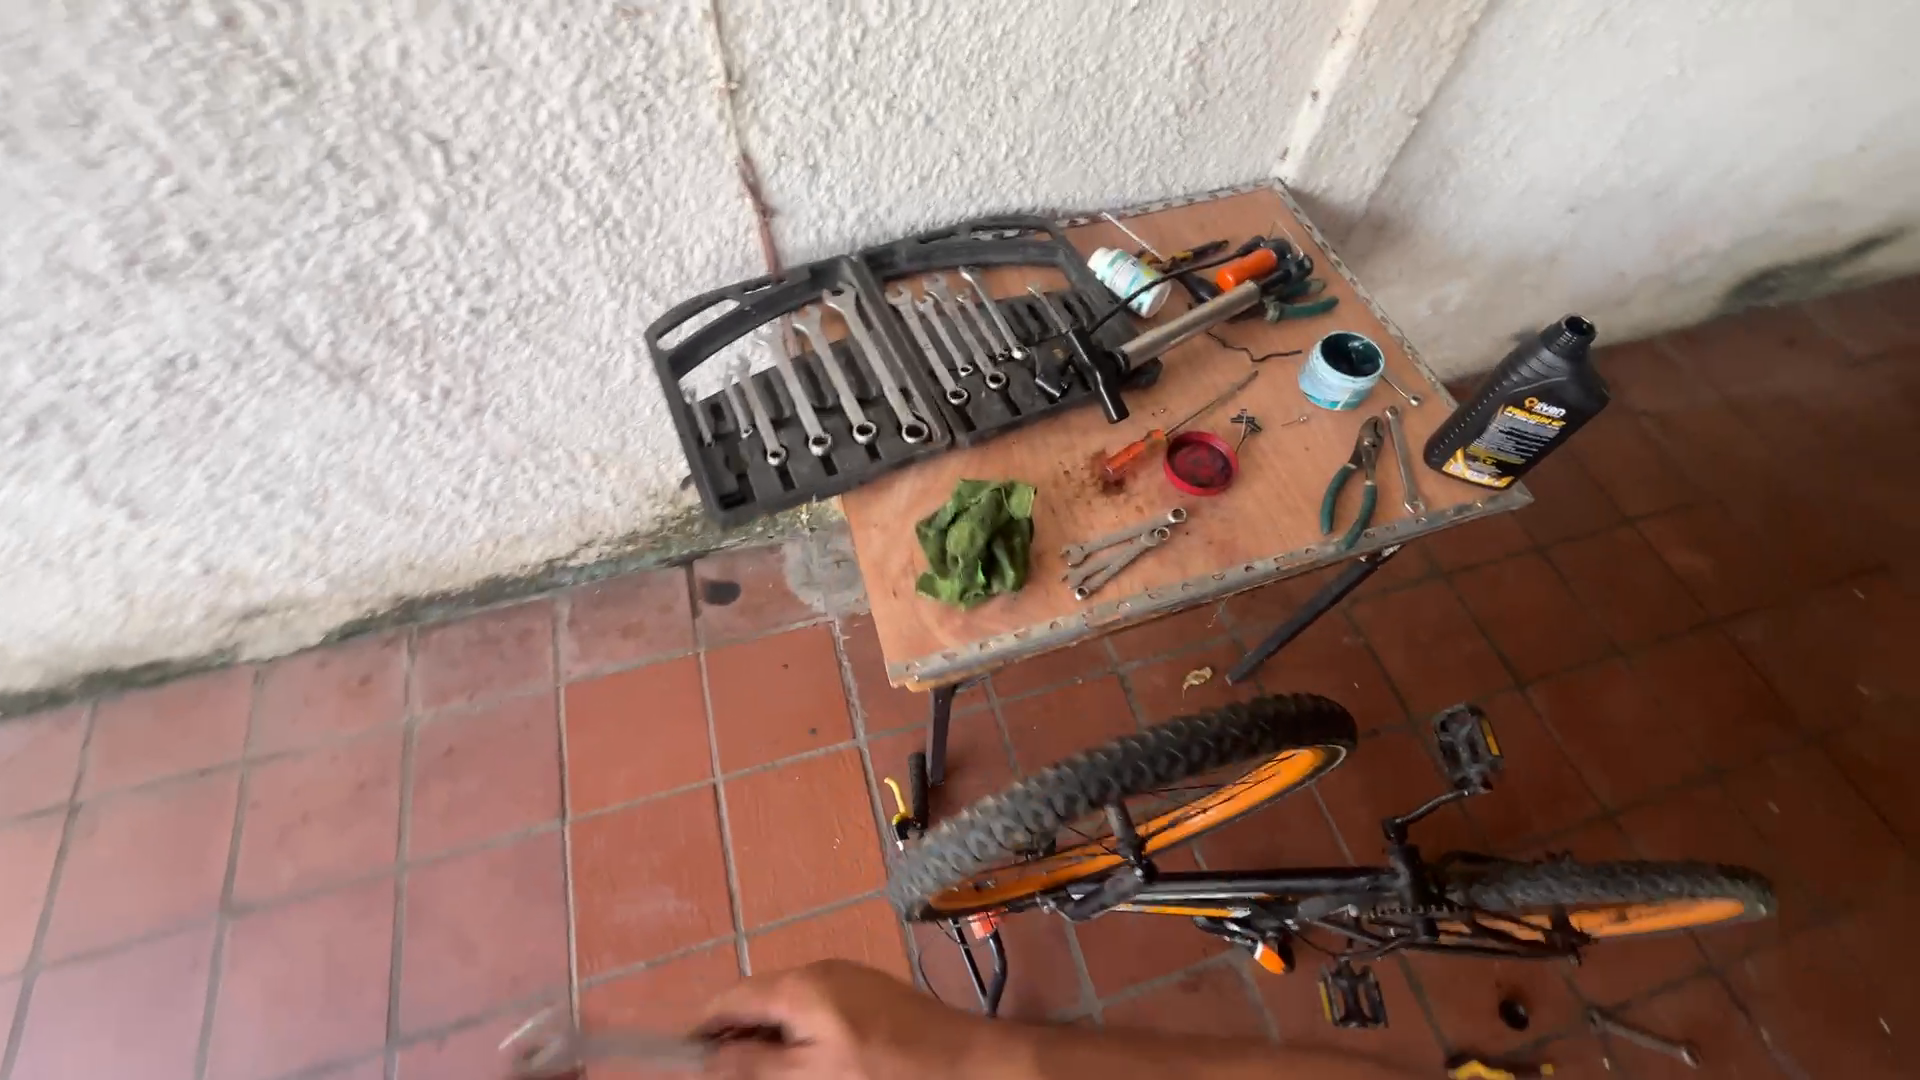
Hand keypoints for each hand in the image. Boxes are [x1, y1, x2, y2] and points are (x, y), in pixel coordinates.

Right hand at [698, 960, 999, 1079]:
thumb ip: (752, 1066)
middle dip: (735, 1041)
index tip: (682, 1063)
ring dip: (767, 1043)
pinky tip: (807, 1067)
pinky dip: (797, 1038)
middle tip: (728, 1077)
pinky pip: (815, 1011)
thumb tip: (706, 1057)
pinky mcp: (867, 994)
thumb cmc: (885, 1074)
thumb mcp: (809, 1078)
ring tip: (769, 1075)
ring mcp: (847, 979)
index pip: (731, 997)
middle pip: (757, 1001)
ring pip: (786, 1009)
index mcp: (800, 984)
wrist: (966, 1064)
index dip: (702, 1030)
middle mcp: (820, 970)